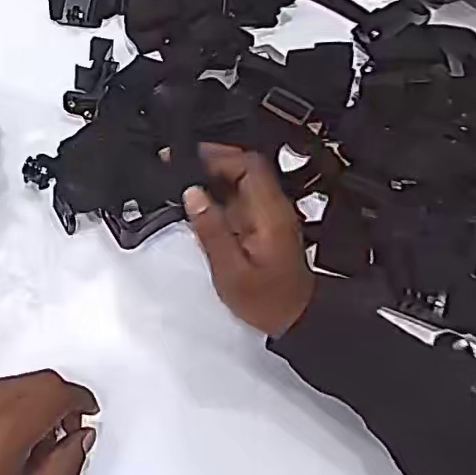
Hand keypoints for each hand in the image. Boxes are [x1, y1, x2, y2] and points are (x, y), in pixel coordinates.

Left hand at [0, 371, 99, 474]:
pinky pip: (5, 387)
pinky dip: (21, 400)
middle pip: (45, 382)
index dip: (82, 401)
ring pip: (26, 381)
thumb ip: (67, 464)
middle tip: (70, 428)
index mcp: (14, 419)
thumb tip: (81, 440)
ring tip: (42, 438)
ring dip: (42, 400)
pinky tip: (20, 431)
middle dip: (64, 401)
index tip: (89, 411)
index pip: (61, 393)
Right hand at [183, 143, 314, 336]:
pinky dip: (219, 192)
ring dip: (214, 175)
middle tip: (182, 166)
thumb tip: (193, 196)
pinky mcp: (264, 222)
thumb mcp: (230, 271)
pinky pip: (241, 195)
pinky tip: (201, 202)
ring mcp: (271, 213)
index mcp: (270, 214)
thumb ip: (211, 230)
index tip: (190, 160)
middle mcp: (274, 208)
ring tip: (186, 181)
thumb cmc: (268, 301)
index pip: (250, 165)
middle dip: (212, 160)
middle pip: (246, 166)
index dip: (218, 156)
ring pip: (243, 178)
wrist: (293, 318)